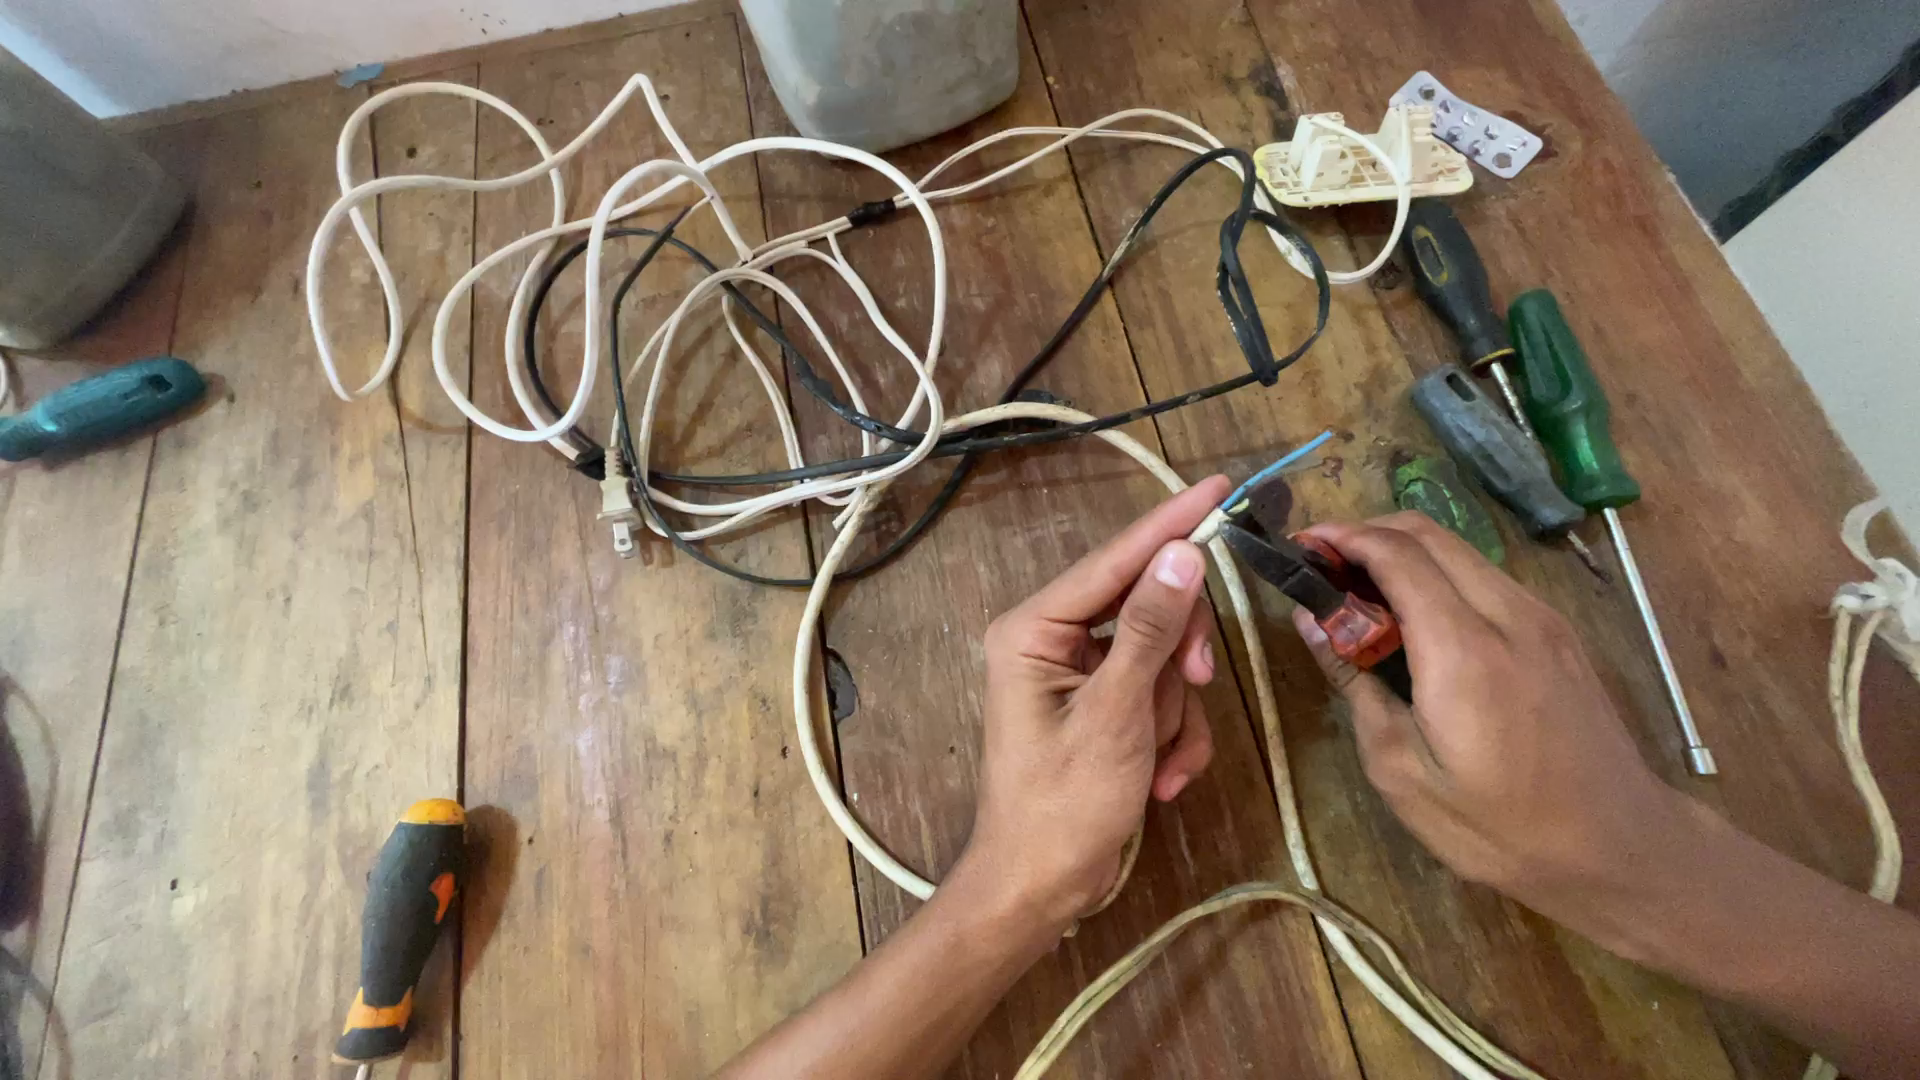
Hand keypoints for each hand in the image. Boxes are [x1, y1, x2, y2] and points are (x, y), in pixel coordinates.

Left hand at [959, 476, 1227, 929]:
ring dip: (1173, 711)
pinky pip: (1157, 695)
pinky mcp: (1103, 704)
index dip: (1169, 524)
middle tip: (1195, 682)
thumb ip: (1148, 631)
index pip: (1113, 561)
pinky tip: (1160, 779)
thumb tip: (1181, 553)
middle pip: (1146, 608)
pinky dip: (1170, 736)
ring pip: (1161, 657)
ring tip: (1155, 760)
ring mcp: (1080, 673)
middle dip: (1176, 658)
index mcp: (1035, 628)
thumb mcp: (1115, 715)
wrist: (1040, 888)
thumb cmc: (1063, 805)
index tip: (1219, 486)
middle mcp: (1053, 638)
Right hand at [1291, 511, 1689, 921]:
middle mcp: (1508, 617)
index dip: (1342, 538)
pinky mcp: (1557, 632)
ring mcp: (1541, 620)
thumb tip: (1310, 619)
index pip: (1397, 556)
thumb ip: (1353, 681)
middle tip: (1320, 560)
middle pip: (1427, 534)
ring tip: (1355, 583)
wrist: (1623, 855)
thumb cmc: (1496, 825)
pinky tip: (1408, 609)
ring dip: (1399, 549)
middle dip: (1365, 532)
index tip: (1300, 544)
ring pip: (1458, 548)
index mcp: (1463, 651)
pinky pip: (1483, 575)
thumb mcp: (1399, 767)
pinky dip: (1434, 570)